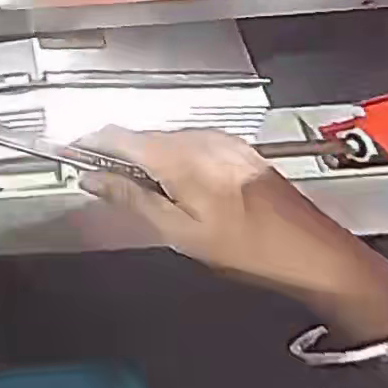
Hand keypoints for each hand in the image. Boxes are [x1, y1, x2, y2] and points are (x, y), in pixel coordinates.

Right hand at [81, 128, 387, 341]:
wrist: (314, 252)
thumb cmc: (245, 248)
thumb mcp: (179, 232)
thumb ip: (131, 199)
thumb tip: (92, 179)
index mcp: (179, 156)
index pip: (118, 135)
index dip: (90, 142)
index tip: (73, 154)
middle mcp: (199, 137)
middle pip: (141, 135)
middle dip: (117, 154)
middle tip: (104, 183)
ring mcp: (221, 139)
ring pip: (165, 139)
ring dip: (145, 158)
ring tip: (142, 192)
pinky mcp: (236, 148)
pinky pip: (190, 144)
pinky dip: (172, 159)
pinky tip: (178, 187)